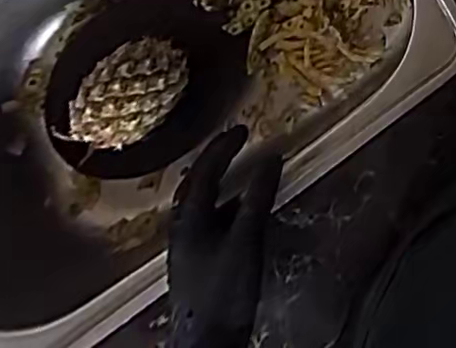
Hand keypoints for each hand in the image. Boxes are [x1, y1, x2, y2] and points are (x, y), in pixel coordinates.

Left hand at [167, 127, 281, 347]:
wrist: (207, 343)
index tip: (243, 129)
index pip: (204, 174)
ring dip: (219, 181)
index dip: (222, 148)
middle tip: (236, 141)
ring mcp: (188, 248)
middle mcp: (183, 231)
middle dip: (214, 161)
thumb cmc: (225, 289)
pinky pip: (209, 219)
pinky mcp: (197, 262)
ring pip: (201, 204)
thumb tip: (272, 157)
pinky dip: (225, 202)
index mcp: (189, 222)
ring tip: (241, 168)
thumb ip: (259, 197)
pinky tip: (242, 208)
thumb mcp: (246, 238)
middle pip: (194, 186)